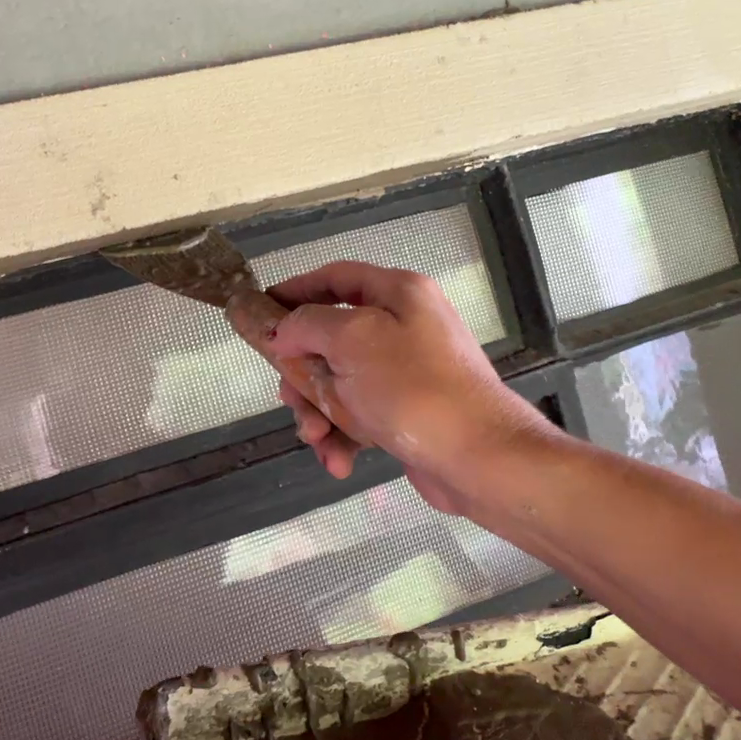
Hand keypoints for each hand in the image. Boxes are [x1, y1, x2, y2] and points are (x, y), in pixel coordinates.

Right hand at [258, 261, 555, 515]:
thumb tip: (283, 331)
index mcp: (397, 294)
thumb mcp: (350, 340)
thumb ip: (306, 323)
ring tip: (318, 439)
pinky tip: (339, 461)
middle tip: (288, 396)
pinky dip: (342, 437)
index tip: (259, 311)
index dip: (293, 291)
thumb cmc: (412, 388)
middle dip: (301, 373)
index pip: (334, 277)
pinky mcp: (407, 410)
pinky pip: (359, 414)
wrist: (481, 459)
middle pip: (328, 337)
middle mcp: (404, 325)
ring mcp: (407, 370)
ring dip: (318, 412)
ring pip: (338, 381)